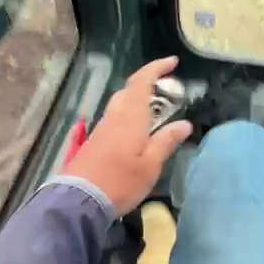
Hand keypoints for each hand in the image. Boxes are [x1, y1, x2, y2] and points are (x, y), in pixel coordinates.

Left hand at [71, 56, 192, 214]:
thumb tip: (184, 123)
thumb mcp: (150, 165)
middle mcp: (114, 117)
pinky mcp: (92, 143)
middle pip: (129, 91)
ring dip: (137, 103)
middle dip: (148, 85)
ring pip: (120, 106)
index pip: (141, 81)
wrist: (79, 201)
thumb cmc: (120, 181)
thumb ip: (166, 141)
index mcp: (130, 117)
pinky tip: (133, 134)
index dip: (156, 68)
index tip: (173, 62)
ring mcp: (100, 130)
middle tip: (167, 93)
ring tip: (155, 115)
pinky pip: (113, 121)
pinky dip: (127, 118)